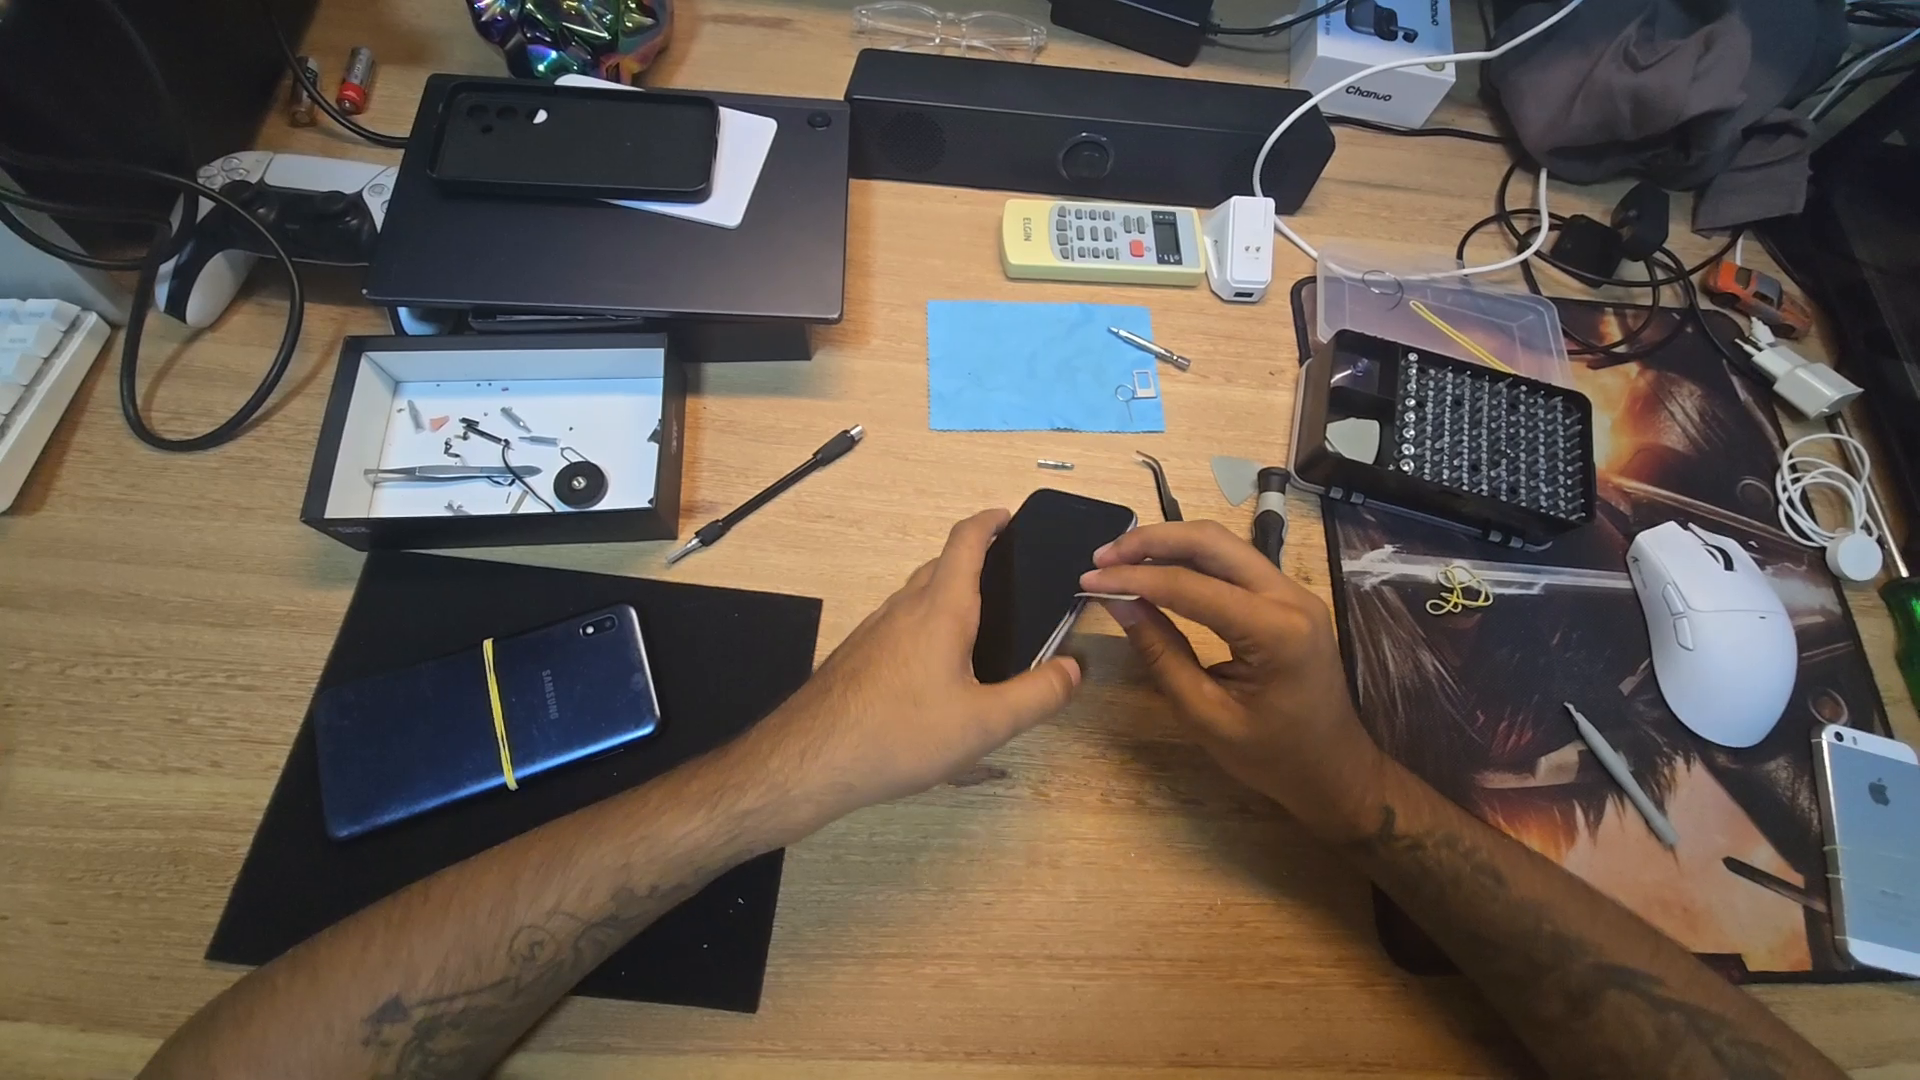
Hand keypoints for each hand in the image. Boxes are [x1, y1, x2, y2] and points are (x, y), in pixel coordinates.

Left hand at [743, 509, 1080, 830]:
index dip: (989, 521)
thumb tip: (1075, 668)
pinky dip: (926, 625)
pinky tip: (935, 671)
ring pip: (918, 596)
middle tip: (1008, 583)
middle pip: (941, 565)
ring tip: (980, 629)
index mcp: (940, 609)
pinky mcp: (858, 655)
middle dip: (974, 561)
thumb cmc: (902, 733)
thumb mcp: (985, 723)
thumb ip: (1038, 695)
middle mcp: (904, 607)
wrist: (810, 759)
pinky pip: (900, 623)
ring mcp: (875, 629)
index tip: (1008, 517)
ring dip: (948, 595)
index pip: (964, 541)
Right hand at [1078, 521, 1384, 839]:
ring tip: (1119, 558)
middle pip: (1210, 541)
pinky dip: (1188, 558)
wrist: (1335, 770)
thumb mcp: (1204, 714)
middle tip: (1101, 556)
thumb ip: (1160, 653)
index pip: (1189, 586)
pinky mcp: (1285, 596)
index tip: (1088, 579)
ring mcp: (1292, 591)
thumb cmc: (1271, 756)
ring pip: (1221, 543)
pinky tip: (1156, 568)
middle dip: (1150, 542)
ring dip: (1167, 544)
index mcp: (1274, 632)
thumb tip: (1117, 602)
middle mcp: (1289, 597)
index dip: (1133, 578)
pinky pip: (1231, 561)